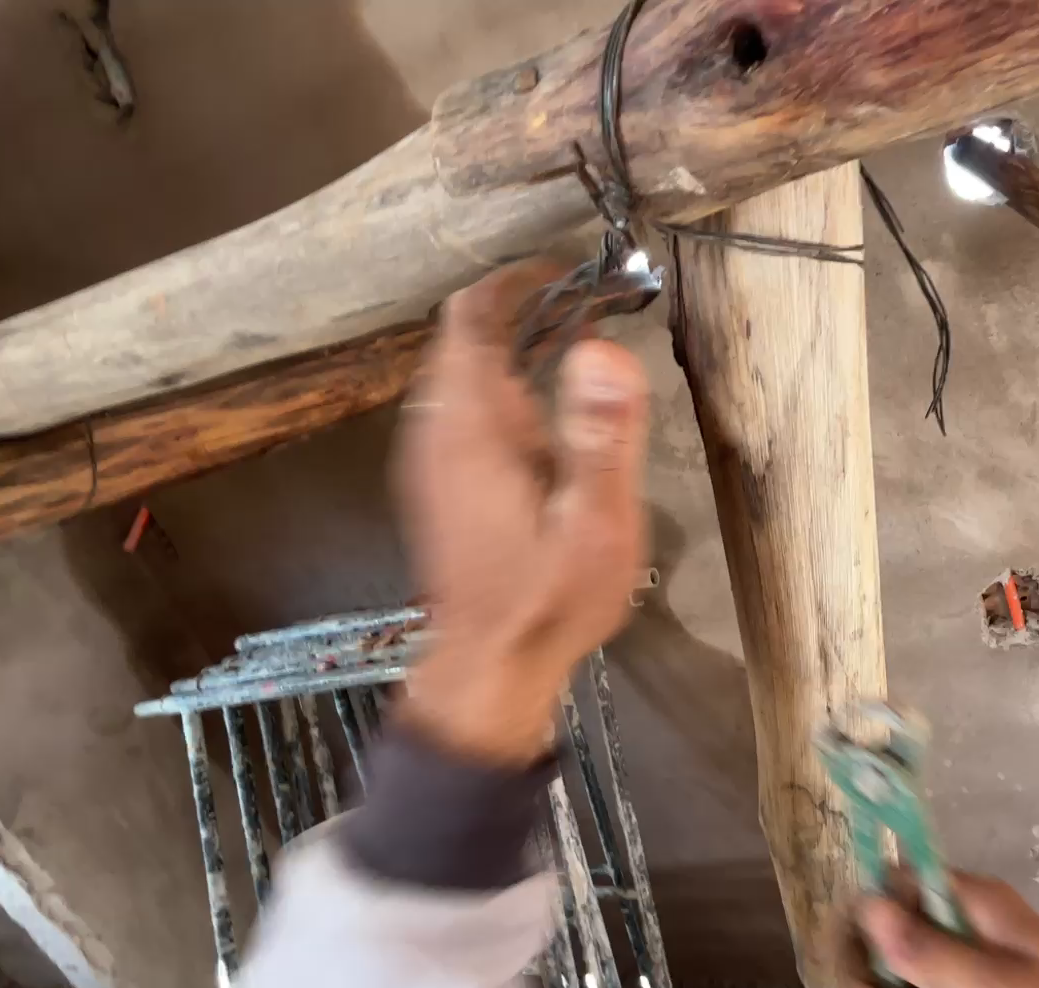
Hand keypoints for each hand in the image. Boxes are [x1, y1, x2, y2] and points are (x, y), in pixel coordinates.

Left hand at [394, 260, 650, 766]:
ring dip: (513, 344)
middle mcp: (440, 431)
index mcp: (474, 429)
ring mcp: (435, 459)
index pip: (473, 318)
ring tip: (577, 341)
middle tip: (590, 304)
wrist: (491, 667)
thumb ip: (601, 440)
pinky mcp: (443, 484)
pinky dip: (504, 382)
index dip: (514, 280)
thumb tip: (603, 350)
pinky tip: (545, 410)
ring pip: (463, 372)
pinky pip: (466, 407)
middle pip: (465, 338)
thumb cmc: (549, 599)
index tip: (570, 269)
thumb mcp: (594, 527)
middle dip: (521, 307)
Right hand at [836, 873, 1038, 987]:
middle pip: (886, 932)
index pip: (901, 882)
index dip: (868, 915)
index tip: (851, 959)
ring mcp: (960, 976)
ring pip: (891, 975)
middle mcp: (962, 930)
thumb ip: (931, 951)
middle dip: (867, 975)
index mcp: (977, 906)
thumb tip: (869, 902)